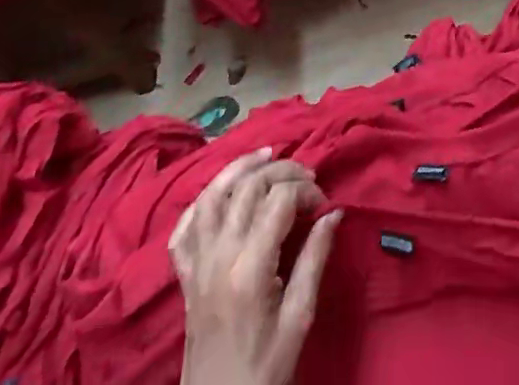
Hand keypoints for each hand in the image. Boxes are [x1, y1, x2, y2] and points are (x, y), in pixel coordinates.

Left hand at [170, 149, 343, 384]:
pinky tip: (222, 192)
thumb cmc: (266, 366)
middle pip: (247, 188)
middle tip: (308, 177)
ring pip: (210, 196)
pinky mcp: (183, 275)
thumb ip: (315, 258)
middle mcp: (217, 256)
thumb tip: (335, 212)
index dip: (306, 190)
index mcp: (249, 268)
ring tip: (266, 155)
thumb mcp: (301, 315)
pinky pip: (185, 226)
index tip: (324, 204)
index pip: (279, 200)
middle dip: (281, 170)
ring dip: (239, 169)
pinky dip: (202, 201)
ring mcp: (195, 264)